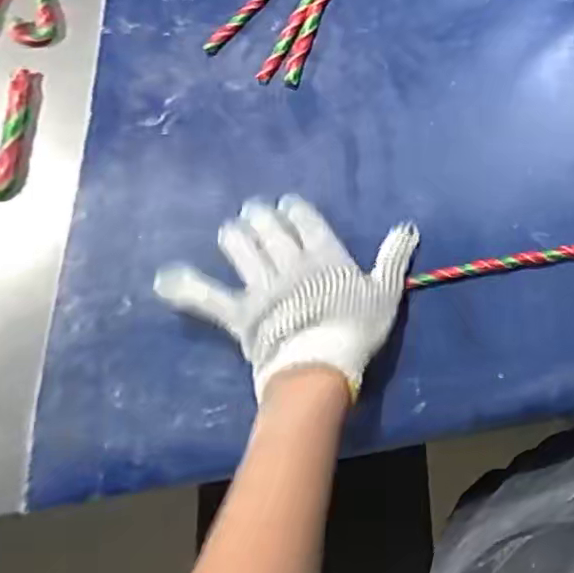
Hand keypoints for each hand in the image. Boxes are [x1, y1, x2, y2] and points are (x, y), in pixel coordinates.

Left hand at [153, 196, 417, 398]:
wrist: (321, 367)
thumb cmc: (358, 329)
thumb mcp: (386, 292)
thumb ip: (393, 257)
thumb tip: (407, 227)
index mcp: (325, 255)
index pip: (305, 220)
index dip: (293, 209)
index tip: (286, 204)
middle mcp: (290, 262)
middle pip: (268, 229)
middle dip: (260, 216)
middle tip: (255, 213)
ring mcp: (261, 286)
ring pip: (240, 248)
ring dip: (234, 236)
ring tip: (231, 231)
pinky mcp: (240, 312)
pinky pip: (207, 296)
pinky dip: (186, 286)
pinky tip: (166, 277)